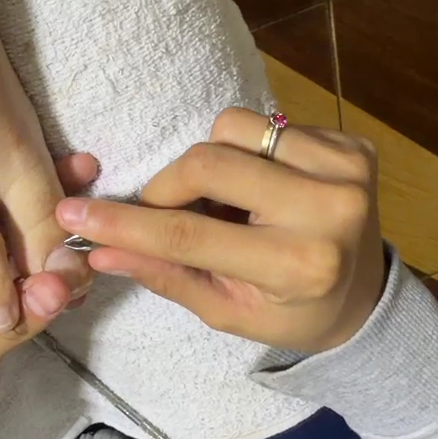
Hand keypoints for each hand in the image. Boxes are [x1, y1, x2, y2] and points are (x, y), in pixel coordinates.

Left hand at [0, 157, 98, 438]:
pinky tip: (79, 274)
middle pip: (2, 231)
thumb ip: (9, 327)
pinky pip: (27, 297)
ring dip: (55, 248)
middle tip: (89, 175)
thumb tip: (61, 287)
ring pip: (19, 262)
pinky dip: (53, 287)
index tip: (69, 169)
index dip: (22, 193)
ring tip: (93, 225)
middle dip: (45, 207)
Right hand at [54, 109, 384, 352]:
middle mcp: (330, 209)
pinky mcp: (352, 144)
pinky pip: (267, 124)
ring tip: (227, 203)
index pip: (190, 236)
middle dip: (166, 186)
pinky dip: (246, 154)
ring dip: (209, 163)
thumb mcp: (225, 310)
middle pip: (208, 163)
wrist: (363, 297)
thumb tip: (98, 251)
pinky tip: (260, 188)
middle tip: (160, 211)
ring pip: (233, 128)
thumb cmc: (288, 314)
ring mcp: (346, 168)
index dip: (125, 224)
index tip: (74, 215)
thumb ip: (165, 275)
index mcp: (297, 266)